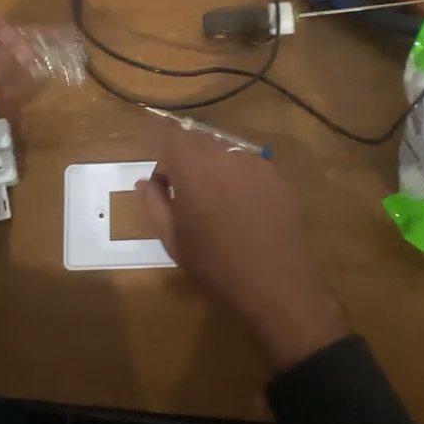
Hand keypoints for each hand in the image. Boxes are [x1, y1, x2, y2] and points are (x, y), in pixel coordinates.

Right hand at [137, 123, 348, 370]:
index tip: (166, 187)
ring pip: (225, 154)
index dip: (164, 159)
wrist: (275, 286)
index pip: (171, 138)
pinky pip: (249, 167)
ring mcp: (256, 164)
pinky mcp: (277, 177)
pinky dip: (240, 180)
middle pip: (198, 141)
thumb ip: (154, 204)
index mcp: (194, 169)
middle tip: (190, 198)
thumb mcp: (174, 241)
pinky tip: (247, 212)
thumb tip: (146, 183)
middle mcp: (225, 157)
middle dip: (188, 161)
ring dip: (215, 170)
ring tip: (221, 207)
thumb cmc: (216, 266)